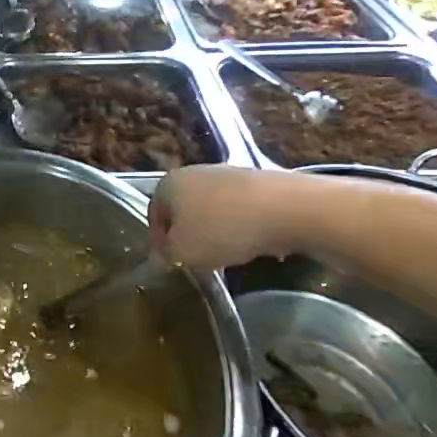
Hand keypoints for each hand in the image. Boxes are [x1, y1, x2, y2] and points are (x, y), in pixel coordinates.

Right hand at [150, 166, 309, 270]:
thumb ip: (166, 255)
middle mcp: (195, 172)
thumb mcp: (182, 252)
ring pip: (211, 210)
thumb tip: (162, 254)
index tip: (171, 264)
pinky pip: (238, 210)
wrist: (282, 208)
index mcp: (169, 184)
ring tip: (226, 257)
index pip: (153, 214)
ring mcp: (227, 173)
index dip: (159, 242)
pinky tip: (250, 245)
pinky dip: (240, 227)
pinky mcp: (255, 182)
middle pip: (184, 210)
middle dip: (189, 236)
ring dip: (215, 233)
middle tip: (197, 262)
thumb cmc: (220, 229)